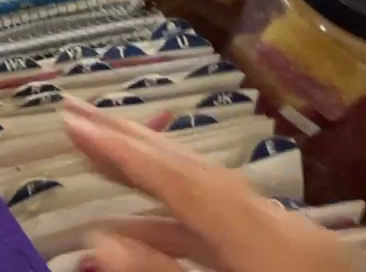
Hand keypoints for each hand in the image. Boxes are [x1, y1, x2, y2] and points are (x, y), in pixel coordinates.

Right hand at [60, 97, 356, 271]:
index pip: (183, 182)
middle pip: (197, 171)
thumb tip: (97, 237)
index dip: (122, 150)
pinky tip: (129, 225)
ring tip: (91, 152)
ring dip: (146, 172)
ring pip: (208, 190)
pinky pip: (222, 224)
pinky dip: (173, 219)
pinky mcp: (297, 261)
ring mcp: (297, 245)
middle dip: (131, 139)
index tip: (68, 121)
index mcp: (274, 247)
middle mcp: (288, 231)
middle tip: (73, 108)